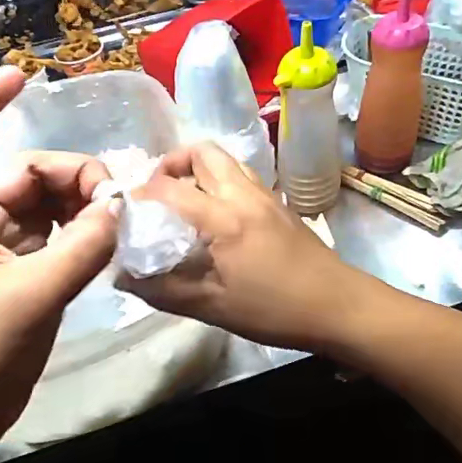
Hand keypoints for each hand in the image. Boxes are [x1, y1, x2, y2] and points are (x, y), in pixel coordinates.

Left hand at [0, 68, 115, 462]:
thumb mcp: (25, 300)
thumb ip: (80, 248)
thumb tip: (121, 208)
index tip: (24, 79)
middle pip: (19, 174)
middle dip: (68, 176)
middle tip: (115, 198)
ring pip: (42, 206)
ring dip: (80, 206)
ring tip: (117, 218)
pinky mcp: (13, 278)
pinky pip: (52, 238)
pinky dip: (80, 233)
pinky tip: (109, 236)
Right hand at [121, 142, 377, 351]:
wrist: (338, 304)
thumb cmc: (275, 309)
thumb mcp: (213, 307)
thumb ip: (165, 290)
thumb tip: (123, 276)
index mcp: (224, 218)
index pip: (171, 188)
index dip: (142, 194)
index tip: (125, 210)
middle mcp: (245, 194)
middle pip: (204, 152)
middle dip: (173, 163)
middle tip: (157, 192)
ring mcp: (266, 196)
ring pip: (227, 161)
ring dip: (199, 169)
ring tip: (183, 200)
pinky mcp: (280, 204)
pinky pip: (243, 177)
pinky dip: (221, 181)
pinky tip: (215, 215)